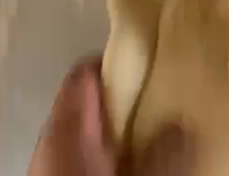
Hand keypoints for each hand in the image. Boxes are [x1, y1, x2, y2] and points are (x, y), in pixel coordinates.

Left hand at [28, 58, 193, 175]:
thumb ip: (164, 152)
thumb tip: (181, 123)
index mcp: (63, 130)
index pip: (85, 72)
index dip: (120, 63)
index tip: (156, 66)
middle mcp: (48, 145)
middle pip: (88, 107)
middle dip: (128, 106)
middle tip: (168, 110)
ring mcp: (47, 173)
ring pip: (87, 140)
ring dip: (120, 142)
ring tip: (159, 150)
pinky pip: (81, 167)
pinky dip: (107, 166)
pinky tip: (134, 175)